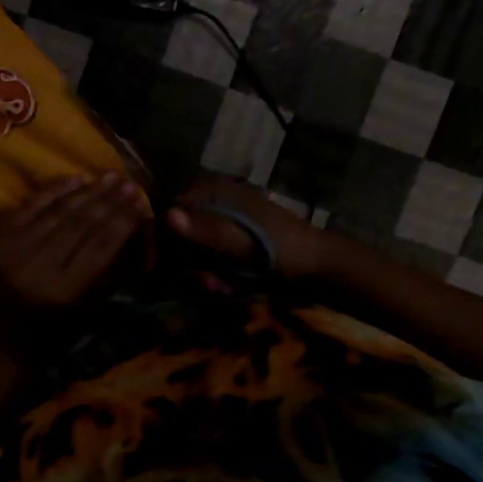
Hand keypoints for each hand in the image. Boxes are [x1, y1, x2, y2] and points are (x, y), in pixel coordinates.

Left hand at [0, 172, 147, 308]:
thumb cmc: (49, 325)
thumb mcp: (85, 310)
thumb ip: (107, 274)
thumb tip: (133, 237)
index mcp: (66, 288)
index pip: (101, 247)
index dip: (122, 223)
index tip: (141, 204)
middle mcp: (42, 264)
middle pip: (82, 225)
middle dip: (110, 202)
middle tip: (131, 184)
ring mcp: (20, 246)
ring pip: (61, 212)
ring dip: (89, 191)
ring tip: (112, 176)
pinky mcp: (4, 234)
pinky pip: (35, 204)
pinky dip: (57, 190)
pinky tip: (77, 178)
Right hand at [164, 178, 335, 277]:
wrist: (319, 269)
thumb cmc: (285, 249)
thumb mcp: (244, 243)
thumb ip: (207, 231)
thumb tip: (167, 216)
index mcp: (217, 192)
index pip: (171, 210)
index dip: (163, 240)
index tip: (164, 268)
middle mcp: (215, 205)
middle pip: (179, 235)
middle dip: (186, 264)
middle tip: (206, 284)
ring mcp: (222, 227)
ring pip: (191, 252)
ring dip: (198, 274)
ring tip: (218, 288)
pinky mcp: (230, 246)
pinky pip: (206, 261)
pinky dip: (211, 277)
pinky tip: (225, 288)